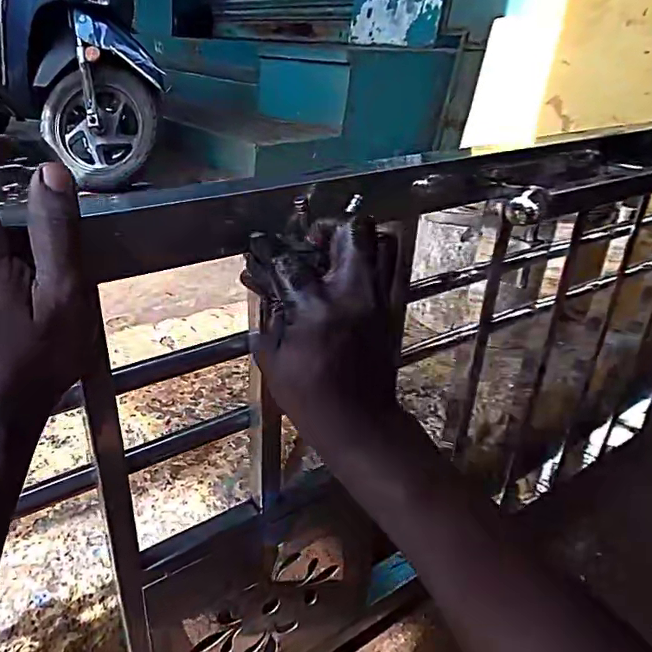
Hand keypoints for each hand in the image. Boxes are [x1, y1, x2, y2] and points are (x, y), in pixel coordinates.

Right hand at [242, 216, 400, 436]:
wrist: (360, 421)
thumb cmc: (310, 398)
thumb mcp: (273, 360)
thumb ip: (269, 319)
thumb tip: (264, 289)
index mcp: (315, 309)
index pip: (289, 262)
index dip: (268, 250)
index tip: (259, 244)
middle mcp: (352, 294)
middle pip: (351, 233)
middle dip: (325, 229)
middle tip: (310, 243)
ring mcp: (378, 299)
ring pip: (382, 242)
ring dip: (356, 240)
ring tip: (334, 254)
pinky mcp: (392, 309)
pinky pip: (390, 268)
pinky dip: (371, 262)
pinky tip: (348, 277)